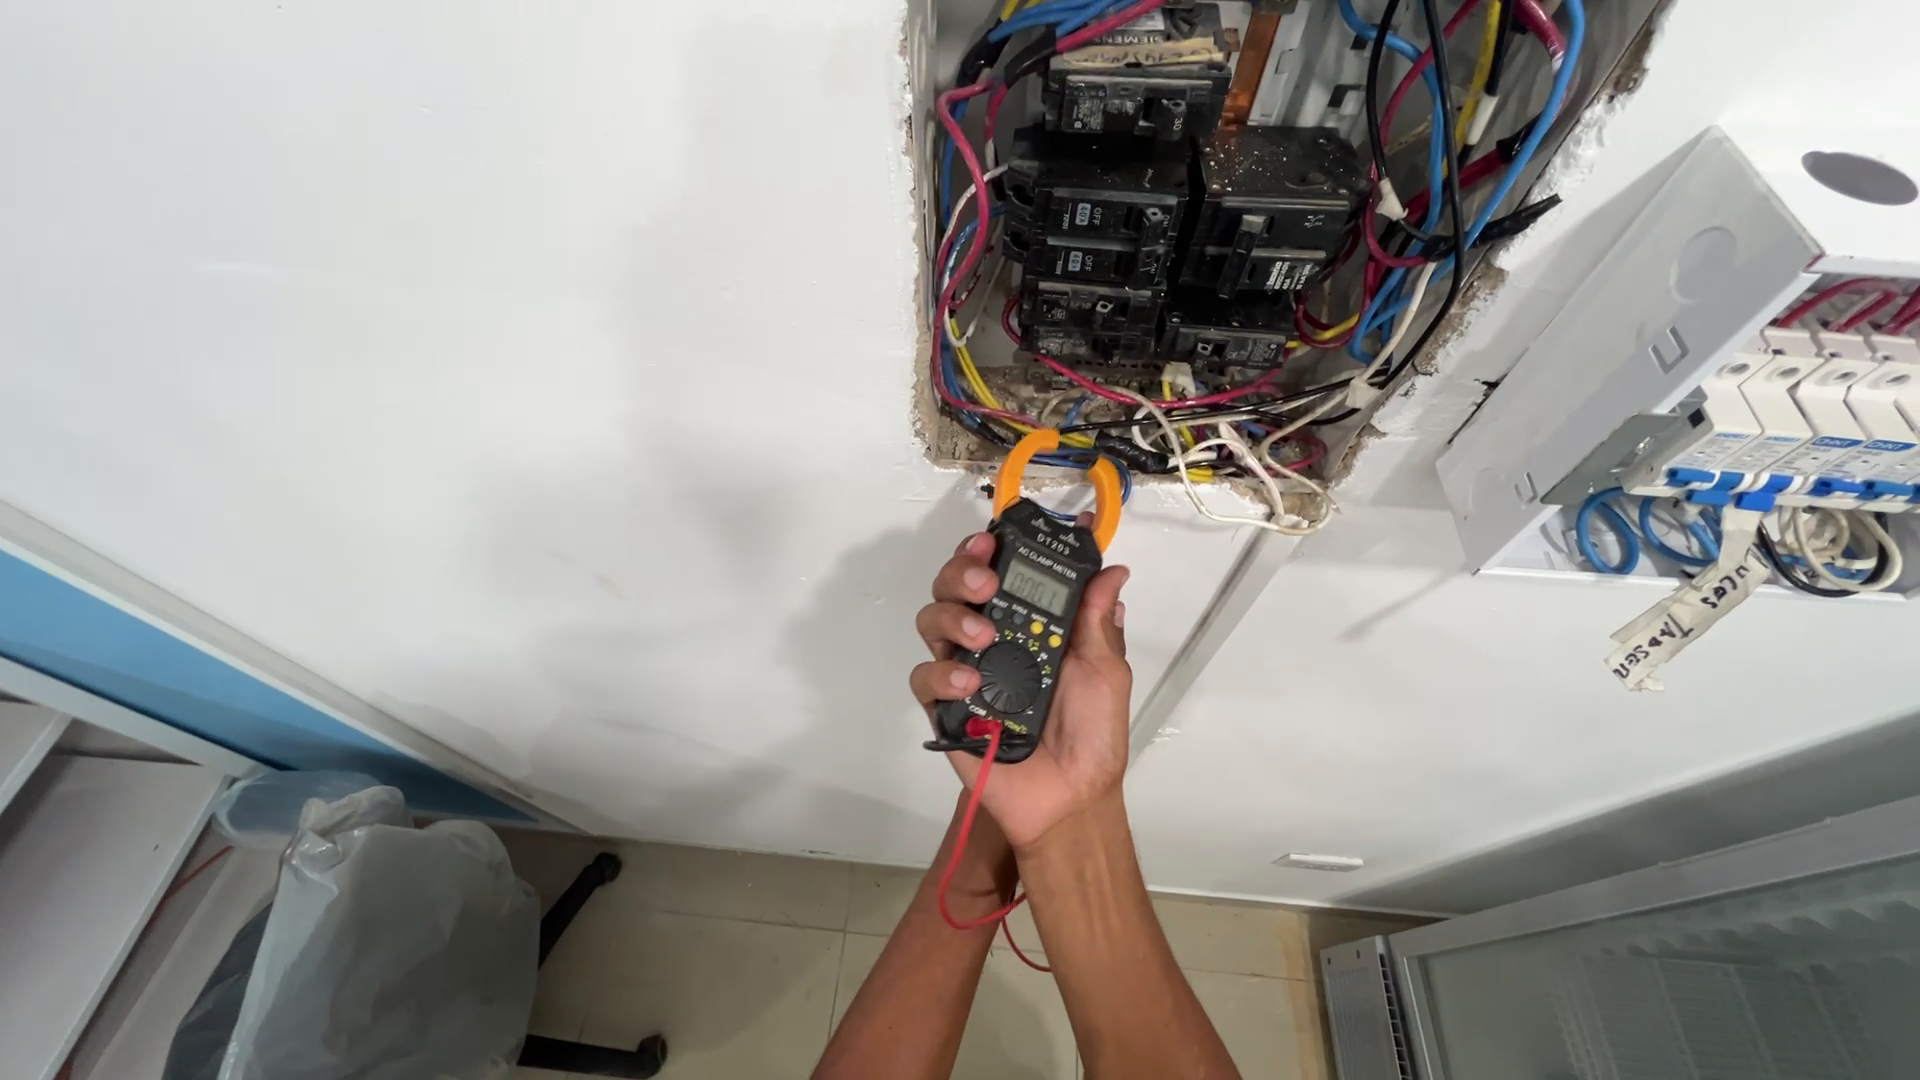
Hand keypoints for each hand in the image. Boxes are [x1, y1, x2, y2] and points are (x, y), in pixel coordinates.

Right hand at [910, 529, 1131, 851]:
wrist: (1070, 796)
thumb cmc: (1092, 732)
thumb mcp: (1106, 670)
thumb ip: (1098, 621)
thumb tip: (1114, 571)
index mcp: (1029, 623)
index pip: (1002, 572)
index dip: (994, 548)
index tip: (999, 535)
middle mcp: (991, 637)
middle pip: (956, 585)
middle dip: (964, 570)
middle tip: (987, 580)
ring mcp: (964, 669)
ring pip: (931, 619)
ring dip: (953, 615)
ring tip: (983, 635)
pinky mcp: (944, 706)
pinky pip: (923, 676)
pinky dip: (941, 672)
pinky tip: (970, 682)